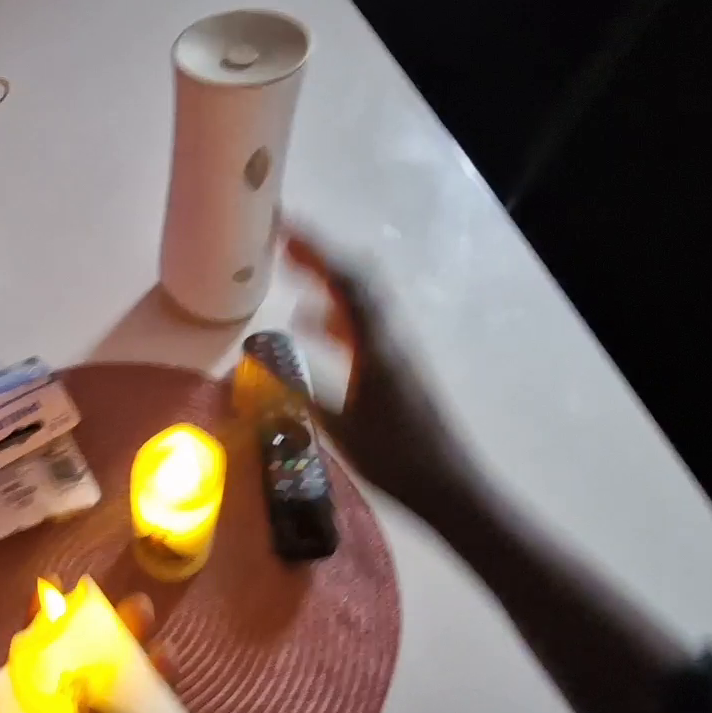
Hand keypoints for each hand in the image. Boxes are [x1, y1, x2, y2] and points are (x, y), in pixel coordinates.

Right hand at [283, 229, 479, 519]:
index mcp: (377, 343)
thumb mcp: (340, 426)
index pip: (345, 280)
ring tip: (294, 270)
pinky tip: (315, 324)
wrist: (449, 484)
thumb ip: (301, 387)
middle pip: (358, 278)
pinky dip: (336, 310)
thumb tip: (262, 354)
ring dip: (329, 278)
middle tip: (283, 242)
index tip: (282, 228)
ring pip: (363, 299)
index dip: (314, 248)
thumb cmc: (395, 458)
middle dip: (320, 254)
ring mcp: (396, 348)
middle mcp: (391, 335)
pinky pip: (363, 323)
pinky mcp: (396, 364)